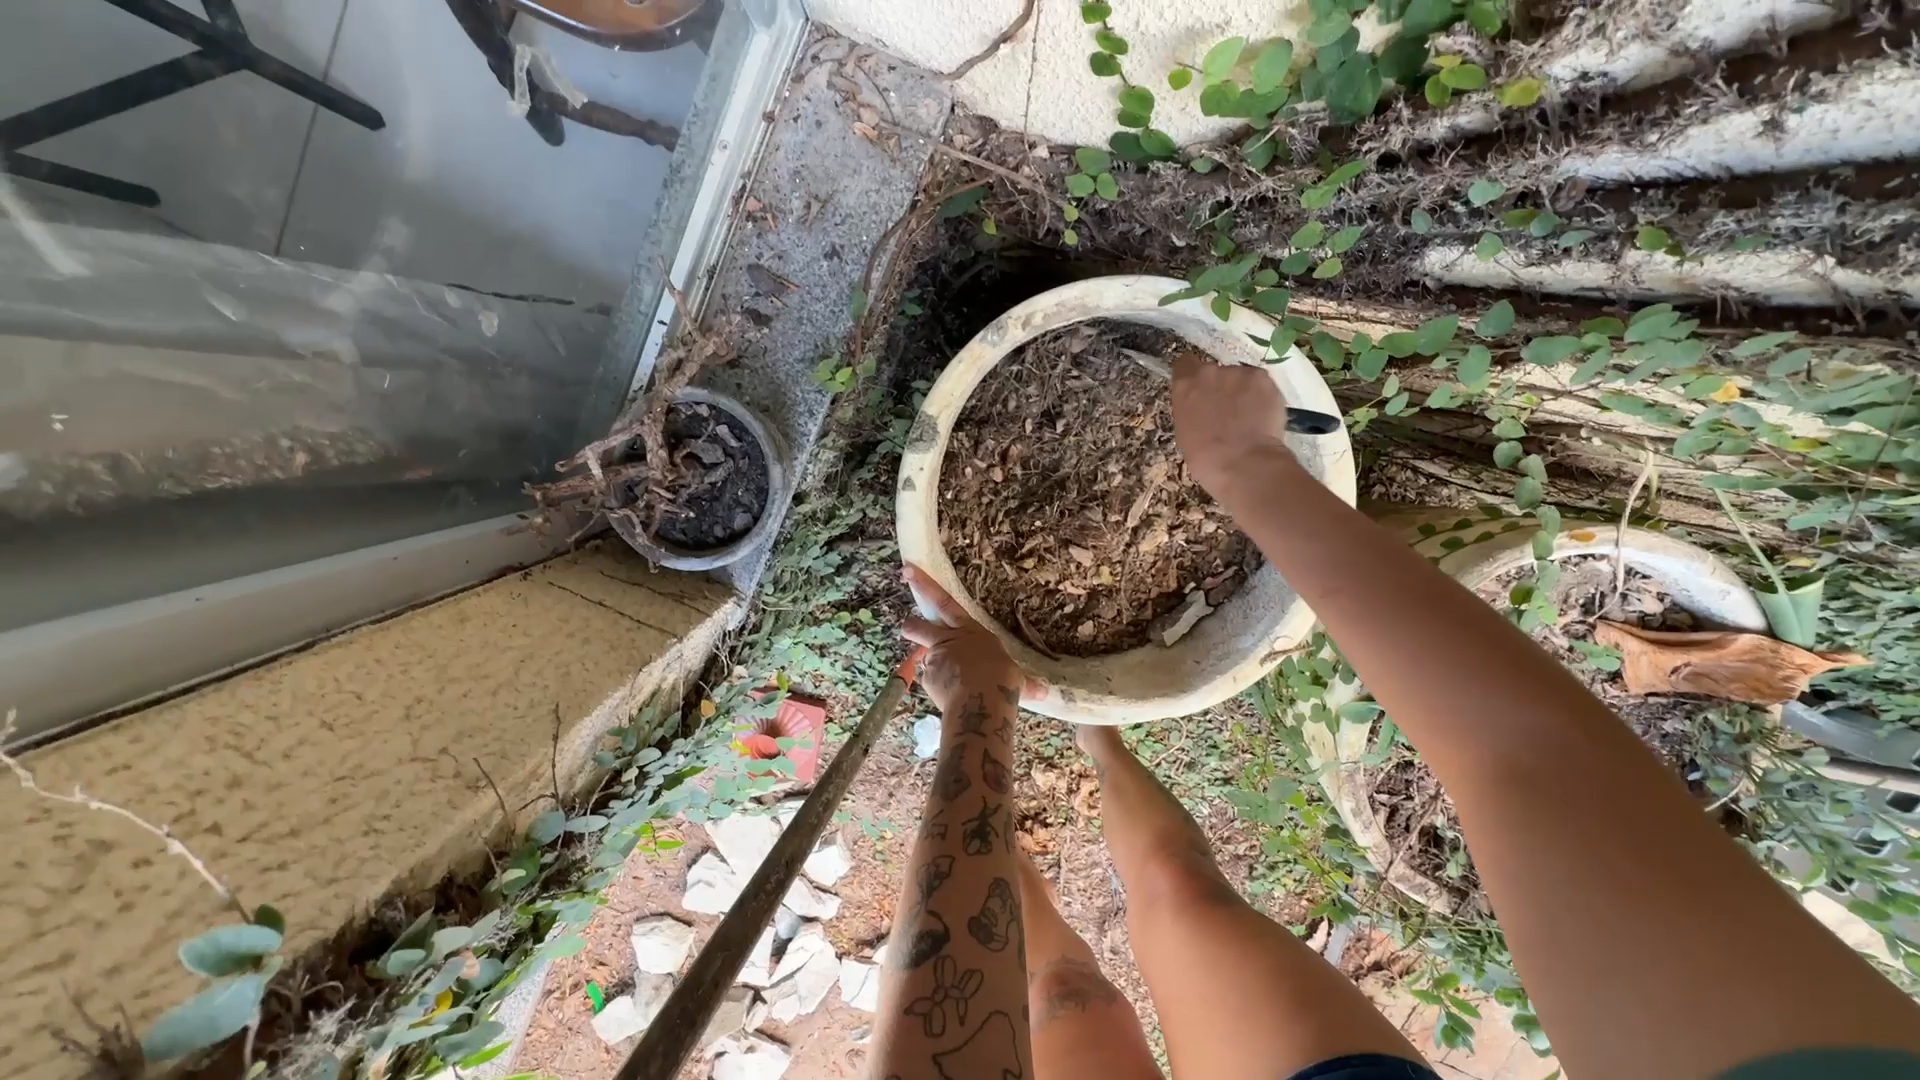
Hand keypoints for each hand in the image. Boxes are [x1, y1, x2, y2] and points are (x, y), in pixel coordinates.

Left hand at [901, 564, 1026, 714]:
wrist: (981, 700)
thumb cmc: (1002, 680)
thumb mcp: (1015, 677)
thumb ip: (1023, 683)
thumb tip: (1042, 692)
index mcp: (970, 630)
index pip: (945, 602)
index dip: (925, 585)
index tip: (908, 570)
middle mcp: (949, 641)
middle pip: (919, 625)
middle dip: (911, 624)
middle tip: (907, 625)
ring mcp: (935, 659)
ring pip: (924, 658)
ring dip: (933, 668)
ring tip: (950, 684)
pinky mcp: (928, 679)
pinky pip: (932, 682)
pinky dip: (939, 689)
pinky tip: (952, 698)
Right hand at [1171, 350, 1297, 500]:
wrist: (1243, 463)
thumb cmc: (1206, 457)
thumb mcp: (1185, 431)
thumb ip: (1191, 408)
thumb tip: (1201, 406)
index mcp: (1185, 385)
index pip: (1185, 364)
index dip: (1192, 375)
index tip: (1199, 389)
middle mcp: (1210, 372)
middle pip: (1215, 372)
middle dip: (1220, 387)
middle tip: (1228, 411)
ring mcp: (1238, 372)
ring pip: (1240, 377)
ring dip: (1242, 391)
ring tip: (1249, 417)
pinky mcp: (1263, 378)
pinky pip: (1260, 383)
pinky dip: (1261, 395)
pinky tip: (1262, 416)